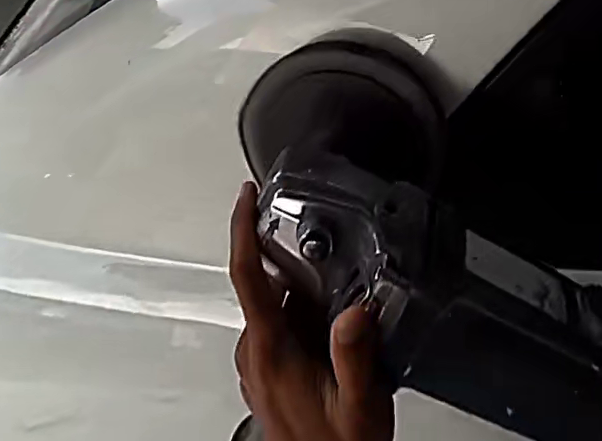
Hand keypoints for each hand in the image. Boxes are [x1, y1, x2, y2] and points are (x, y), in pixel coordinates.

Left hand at [230, 182, 394, 440]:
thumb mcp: (359, 407)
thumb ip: (355, 356)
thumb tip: (355, 310)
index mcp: (269, 350)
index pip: (245, 272)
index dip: (242, 227)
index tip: (246, 194)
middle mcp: (255, 351)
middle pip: (268, 281)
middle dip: (300, 265)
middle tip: (337, 269)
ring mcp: (258, 361)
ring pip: (278, 301)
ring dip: (307, 293)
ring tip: (343, 308)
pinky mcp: (266, 368)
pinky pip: (282, 321)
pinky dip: (304, 312)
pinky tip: (333, 330)